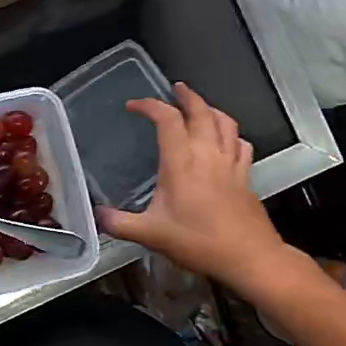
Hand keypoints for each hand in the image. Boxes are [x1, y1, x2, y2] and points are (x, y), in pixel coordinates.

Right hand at [98, 83, 288, 285]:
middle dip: (186, 96)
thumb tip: (96, 215)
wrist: (249, 257)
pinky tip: (228, 139)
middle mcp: (207, 155)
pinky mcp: (246, 176)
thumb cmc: (199, 242)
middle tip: (175, 88)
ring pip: (225, 122)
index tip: (133, 106)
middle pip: (201, 111)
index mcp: (181, 163)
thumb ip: (120, 223)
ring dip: (211, 109)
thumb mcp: (151, 235)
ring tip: (200, 106)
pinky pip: (241, 144)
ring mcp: (231, 164)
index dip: (149, 105)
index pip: (166, 120)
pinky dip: (232, 134)